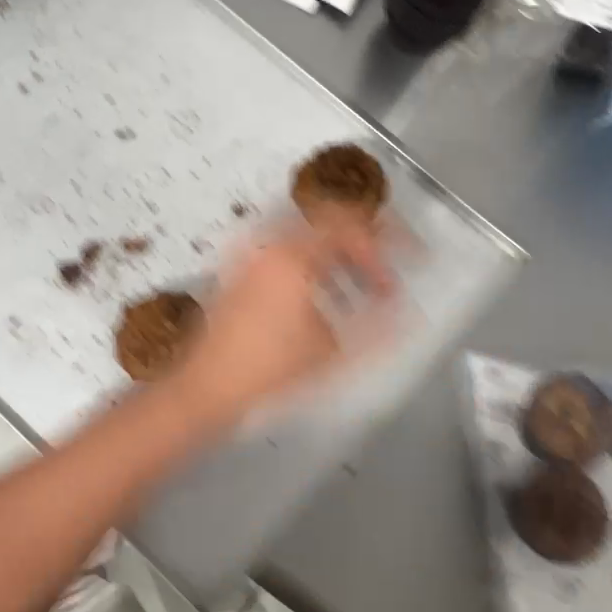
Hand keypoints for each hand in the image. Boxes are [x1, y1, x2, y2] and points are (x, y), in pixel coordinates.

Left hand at [168, 209, 397, 423]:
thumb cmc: (270, 369)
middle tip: (381, 268)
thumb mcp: (331, 351)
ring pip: (301, 239)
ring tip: (354, 285)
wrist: (206, 388)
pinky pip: (280, 255)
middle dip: (359, 244)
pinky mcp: (234, 277)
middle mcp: (267, 246)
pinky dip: (306, 266)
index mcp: (293, 255)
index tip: (403, 265)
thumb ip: (375, 324)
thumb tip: (405, 308)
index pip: (349, 225)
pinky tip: (317, 298)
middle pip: (324, 224)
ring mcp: (246, 259)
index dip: (384, 242)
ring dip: (333, 255)